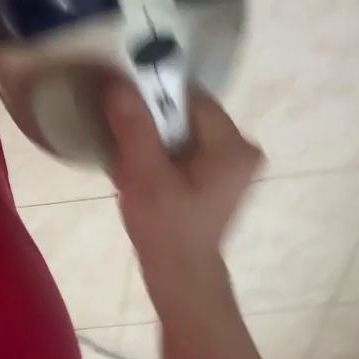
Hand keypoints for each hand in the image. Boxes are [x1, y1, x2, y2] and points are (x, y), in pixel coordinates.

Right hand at [105, 82, 261, 280]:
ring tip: (129, 164)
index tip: (120, 111)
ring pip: (178, 130)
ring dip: (148, 140)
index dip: (151, 98)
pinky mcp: (215, 175)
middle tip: (122, 145)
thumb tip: (119, 83)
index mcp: (233, 145)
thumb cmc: (166, 228)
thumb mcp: (145, 176)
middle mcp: (240, 148)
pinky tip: (139, 173)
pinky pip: (180, 146)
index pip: (188, 97)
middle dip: (147, 125)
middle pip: (183, 113)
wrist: (180, 275)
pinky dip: (156, 153)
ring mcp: (229, 163)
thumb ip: (135, 128)